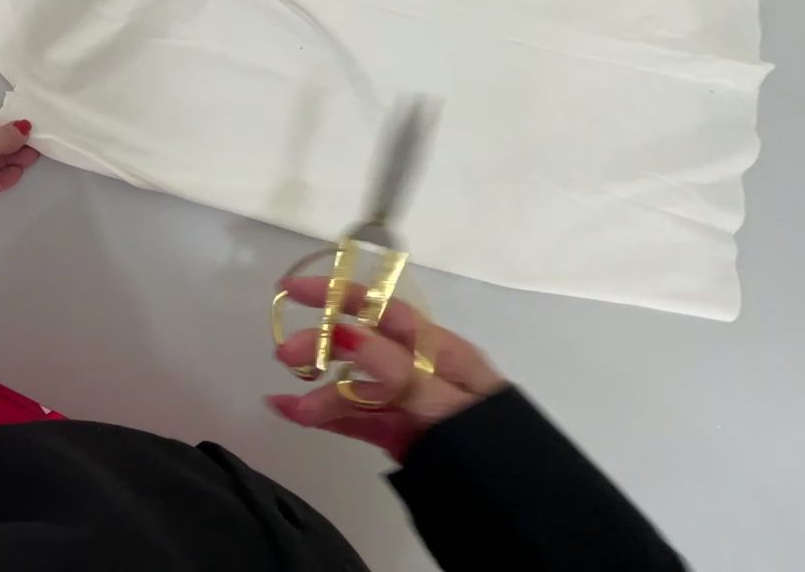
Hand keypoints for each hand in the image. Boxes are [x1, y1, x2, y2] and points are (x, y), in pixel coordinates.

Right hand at [266, 276, 507, 461]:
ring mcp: (406, 401)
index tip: (289, 290)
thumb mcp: (444, 402)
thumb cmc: (492, 445)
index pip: (380, 307)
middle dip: (320, 347)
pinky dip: (323, 414)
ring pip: (352, 385)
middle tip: (284, 357)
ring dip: (317, 391)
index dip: (335, 294)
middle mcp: (418, 368)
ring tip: (288, 405)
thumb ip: (393, 366)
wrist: (520, 514)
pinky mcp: (397, 432)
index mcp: (438, 349)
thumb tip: (342, 329)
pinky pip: (354, 417)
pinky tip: (291, 411)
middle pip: (359, 345)